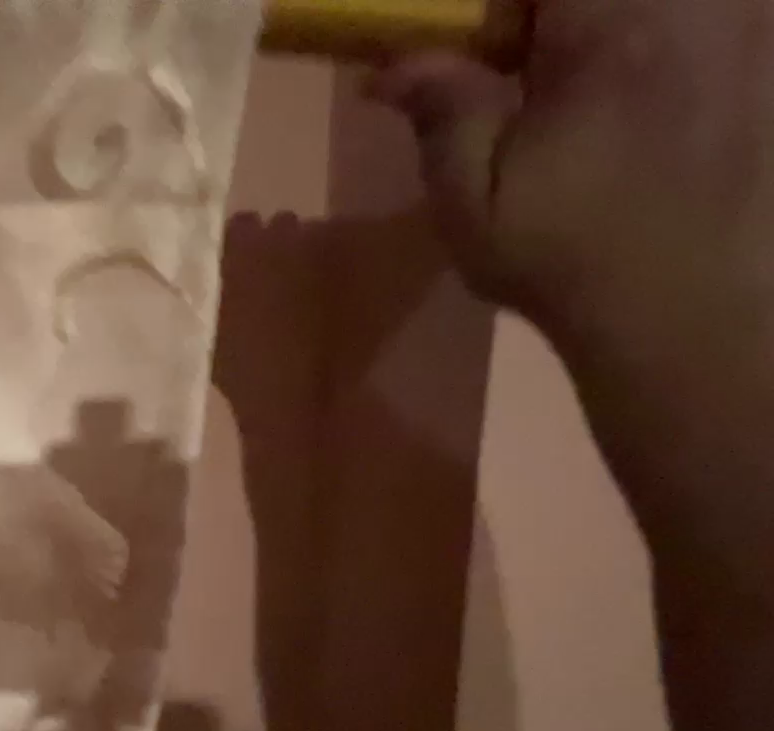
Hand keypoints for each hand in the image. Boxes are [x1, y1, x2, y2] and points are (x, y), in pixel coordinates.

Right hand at [371, 0, 772, 359]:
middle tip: (512, 64)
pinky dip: (657, 44)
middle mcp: (700, 7)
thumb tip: (391, 63)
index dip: (494, 7)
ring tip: (571, 95)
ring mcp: (750, 25)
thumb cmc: (559, 257)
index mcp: (613, 35)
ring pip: (653, 12)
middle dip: (541, 21)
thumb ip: (443, 114)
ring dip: (598, 36)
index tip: (471, 43)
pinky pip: (708, 23)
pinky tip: (636, 101)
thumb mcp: (471, 200)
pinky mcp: (767, 52)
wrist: (685, 305)